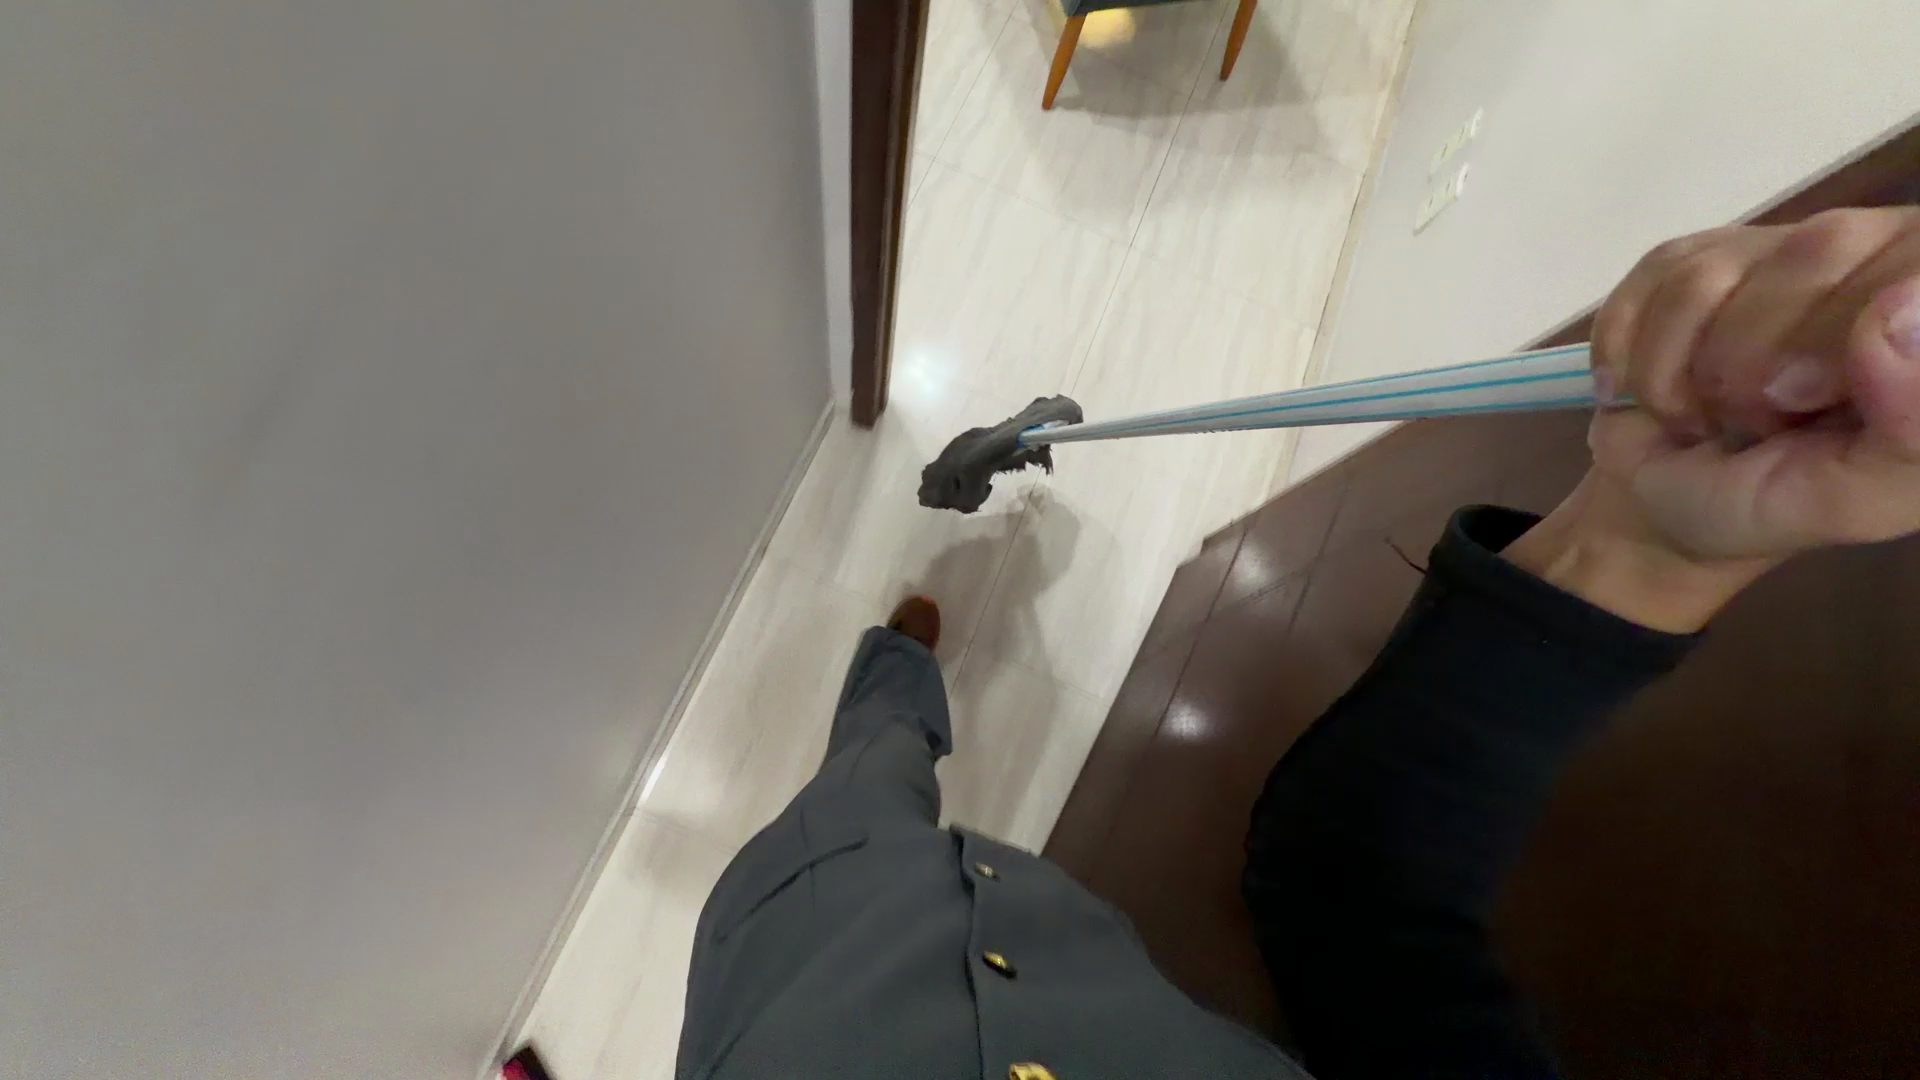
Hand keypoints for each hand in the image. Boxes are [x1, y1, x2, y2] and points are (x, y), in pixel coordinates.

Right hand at [1588, 207, 1919, 561]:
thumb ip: (1913, 424)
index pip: (1915, 261)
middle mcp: (1875, 256)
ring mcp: (1769, 254)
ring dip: (1673, 371)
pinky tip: (1642, 389)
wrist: (1658, 505)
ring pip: (1706, 276)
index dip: (1845, 328)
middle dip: (1748, 361)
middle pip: (1814, 248)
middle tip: (1752, 420)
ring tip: (1696, 413)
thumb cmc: (1766, 507)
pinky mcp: (1679, 266)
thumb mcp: (1855, 497)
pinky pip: (1642, 286)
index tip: (1804, 401)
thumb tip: (1902, 308)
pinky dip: (1625, 354)